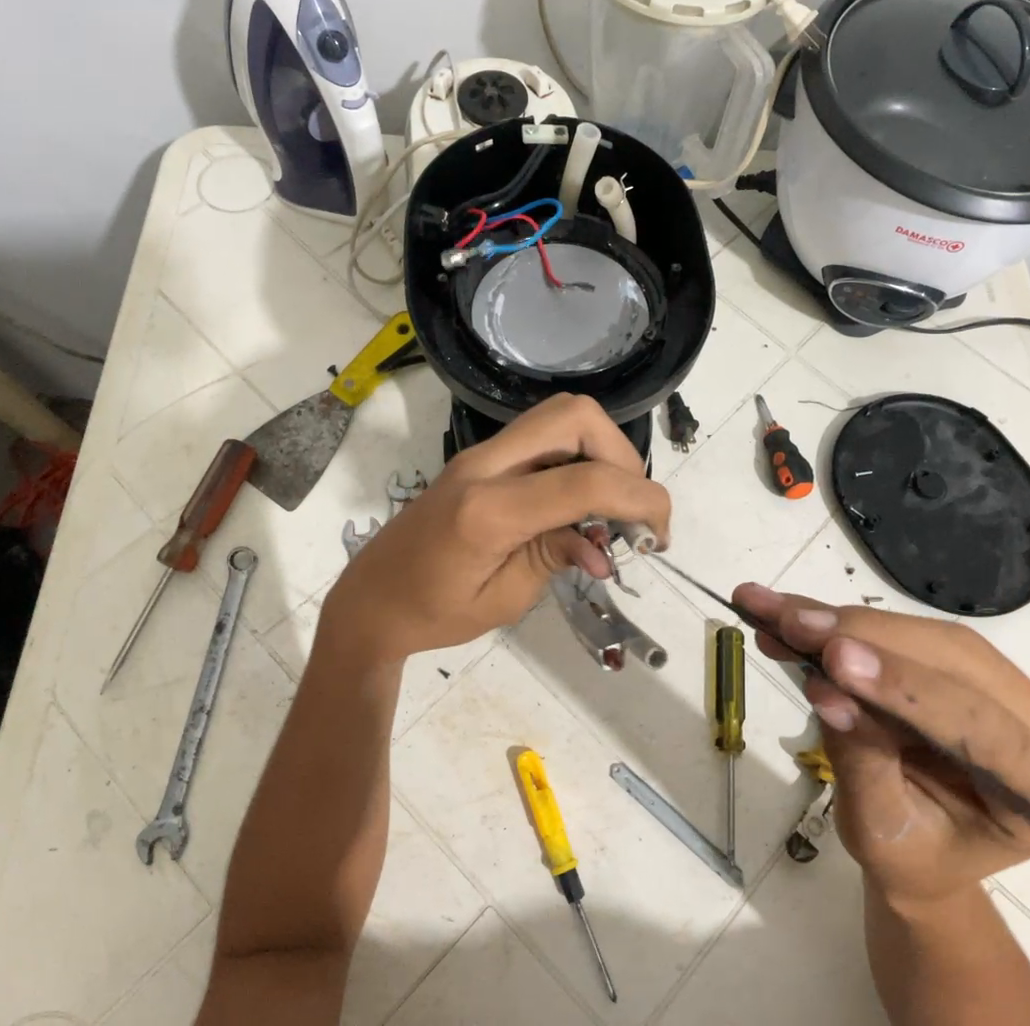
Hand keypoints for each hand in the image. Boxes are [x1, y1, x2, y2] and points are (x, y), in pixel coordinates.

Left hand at [321, 394, 669, 662]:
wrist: (370, 600)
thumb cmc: (431, 614)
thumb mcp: (502, 601)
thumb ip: (555, 559)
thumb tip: (606, 545)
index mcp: (488, 511)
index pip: (583, 481)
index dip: (638, 498)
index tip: (659, 534)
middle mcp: (486, 466)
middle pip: (575, 417)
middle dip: (623, 457)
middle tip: (630, 512)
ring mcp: (481, 456)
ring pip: (561, 416)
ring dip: (603, 451)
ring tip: (611, 508)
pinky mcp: (482, 460)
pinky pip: (544, 437)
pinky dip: (579, 458)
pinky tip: (581, 505)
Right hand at [732, 585, 1029, 909]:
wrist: (921, 855)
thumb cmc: (910, 859)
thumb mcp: (880, 831)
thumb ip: (862, 762)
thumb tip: (827, 692)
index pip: (984, 730)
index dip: (909, 689)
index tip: (837, 661)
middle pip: (956, 664)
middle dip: (866, 639)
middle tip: (792, 624)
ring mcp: (1009, 690)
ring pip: (929, 637)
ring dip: (848, 623)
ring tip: (778, 615)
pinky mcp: (968, 666)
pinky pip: (908, 632)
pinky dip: (845, 624)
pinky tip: (793, 616)